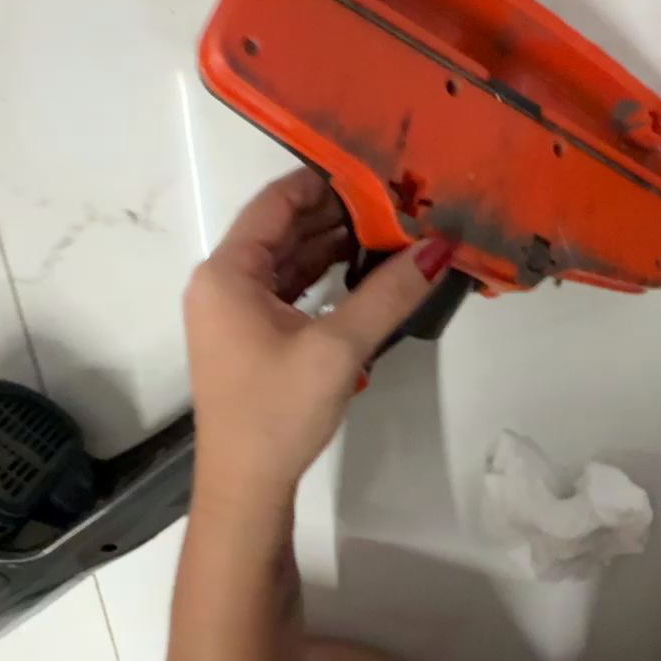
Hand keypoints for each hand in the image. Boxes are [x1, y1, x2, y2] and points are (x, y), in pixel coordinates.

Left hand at [184, 169, 453, 510]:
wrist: (245, 485)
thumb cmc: (279, 412)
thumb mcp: (338, 349)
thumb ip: (388, 294)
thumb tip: (440, 247)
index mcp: (227, 273)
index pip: (276, 202)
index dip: (325, 182)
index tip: (377, 174)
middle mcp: (220, 283)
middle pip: (280, 230)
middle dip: (335, 216)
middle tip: (394, 205)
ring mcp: (230, 313)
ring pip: (284, 262)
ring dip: (330, 249)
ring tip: (387, 234)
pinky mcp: (245, 338)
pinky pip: (283, 292)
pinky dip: (318, 281)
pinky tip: (358, 276)